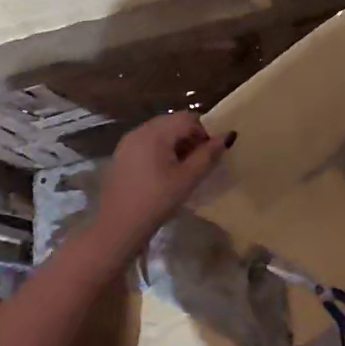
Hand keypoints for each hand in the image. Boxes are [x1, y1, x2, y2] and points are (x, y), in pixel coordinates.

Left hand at [94, 113, 232, 242]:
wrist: (118, 227)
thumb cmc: (157, 201)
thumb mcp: (188, 178)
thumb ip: (208, 155)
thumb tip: (227, 136)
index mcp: (155, 132)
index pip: (188, 118)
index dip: (205, 130)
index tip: (213, 152)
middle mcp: (139, 131)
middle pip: (172, 122)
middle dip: (191, 136)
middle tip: (202, 160)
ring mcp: (127, 143)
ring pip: (159, 132)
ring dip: (176, 143)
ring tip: (185, 168)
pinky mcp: (121, 156)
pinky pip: (147, 143)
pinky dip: (161, 150)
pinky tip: (165, 172)